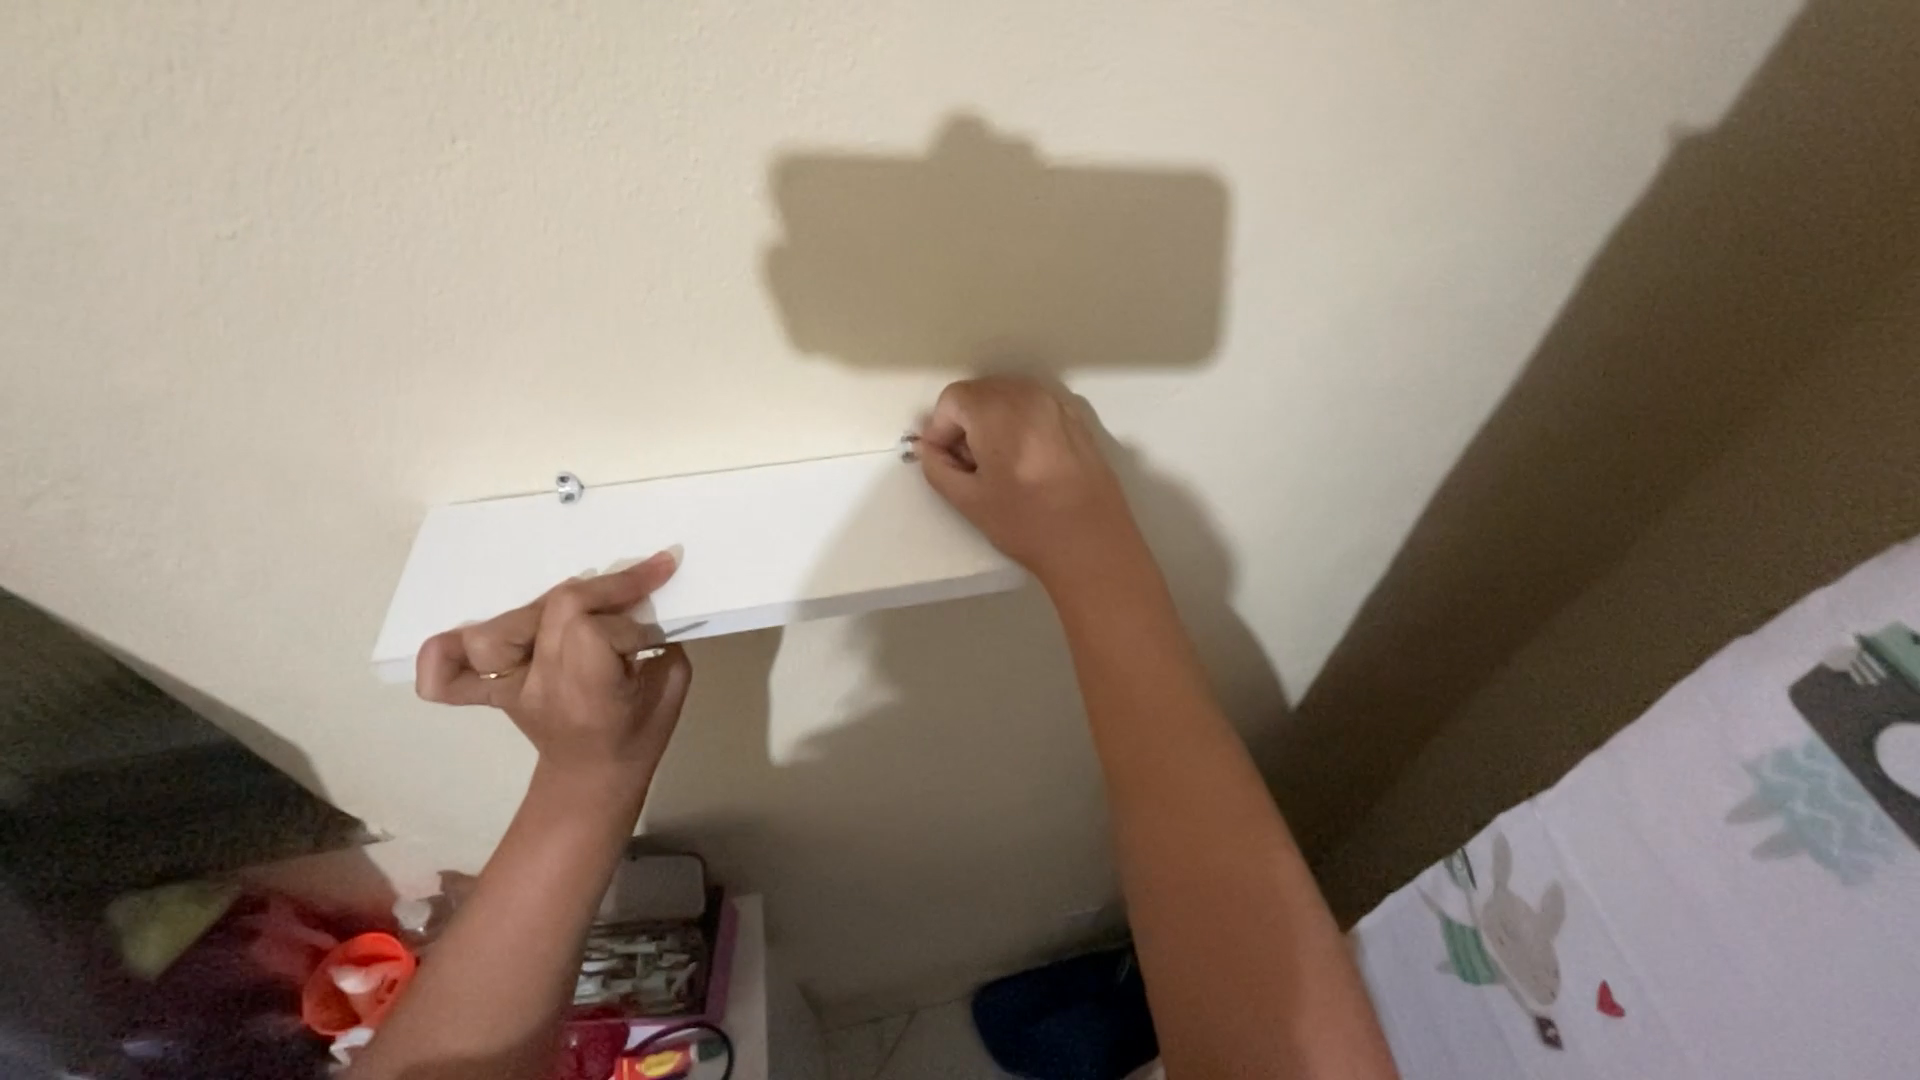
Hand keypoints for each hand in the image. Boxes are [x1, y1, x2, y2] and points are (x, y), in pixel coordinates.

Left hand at [414, 551, 692, 776]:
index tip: (652, 636)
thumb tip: (641, 601)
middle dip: (607, 588)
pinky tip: (472, 637)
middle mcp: (540, 687)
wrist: (592, 777)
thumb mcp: (672, 684)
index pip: (595, 631)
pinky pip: (445, 673)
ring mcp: (506, 687)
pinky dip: (447, 651)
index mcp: (589, 694)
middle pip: (557, 608)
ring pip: (500, 628)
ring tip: (578, 608)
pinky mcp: (488, 687)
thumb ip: (660, 640)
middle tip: (639, 587)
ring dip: (546, 605)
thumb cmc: (640, 732)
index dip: (629, 623)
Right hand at [918, 376, 1144, 589]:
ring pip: (1009, 396)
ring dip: (992, 420)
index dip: (940, 428)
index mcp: (998, 412)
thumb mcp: (969, 501)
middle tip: (968, 463)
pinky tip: (1026, 460)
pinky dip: (1020, 422)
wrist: (1093, 542)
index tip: (944, 459)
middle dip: (965, 421)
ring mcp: (1057, 404)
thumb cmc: (1027, 524)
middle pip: (981, 392)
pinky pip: (1035, 407)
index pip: (953, 399)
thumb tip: (929, 448)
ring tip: (997, 463)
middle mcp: (1028, 396)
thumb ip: (938, 468)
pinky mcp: (1078, 418)